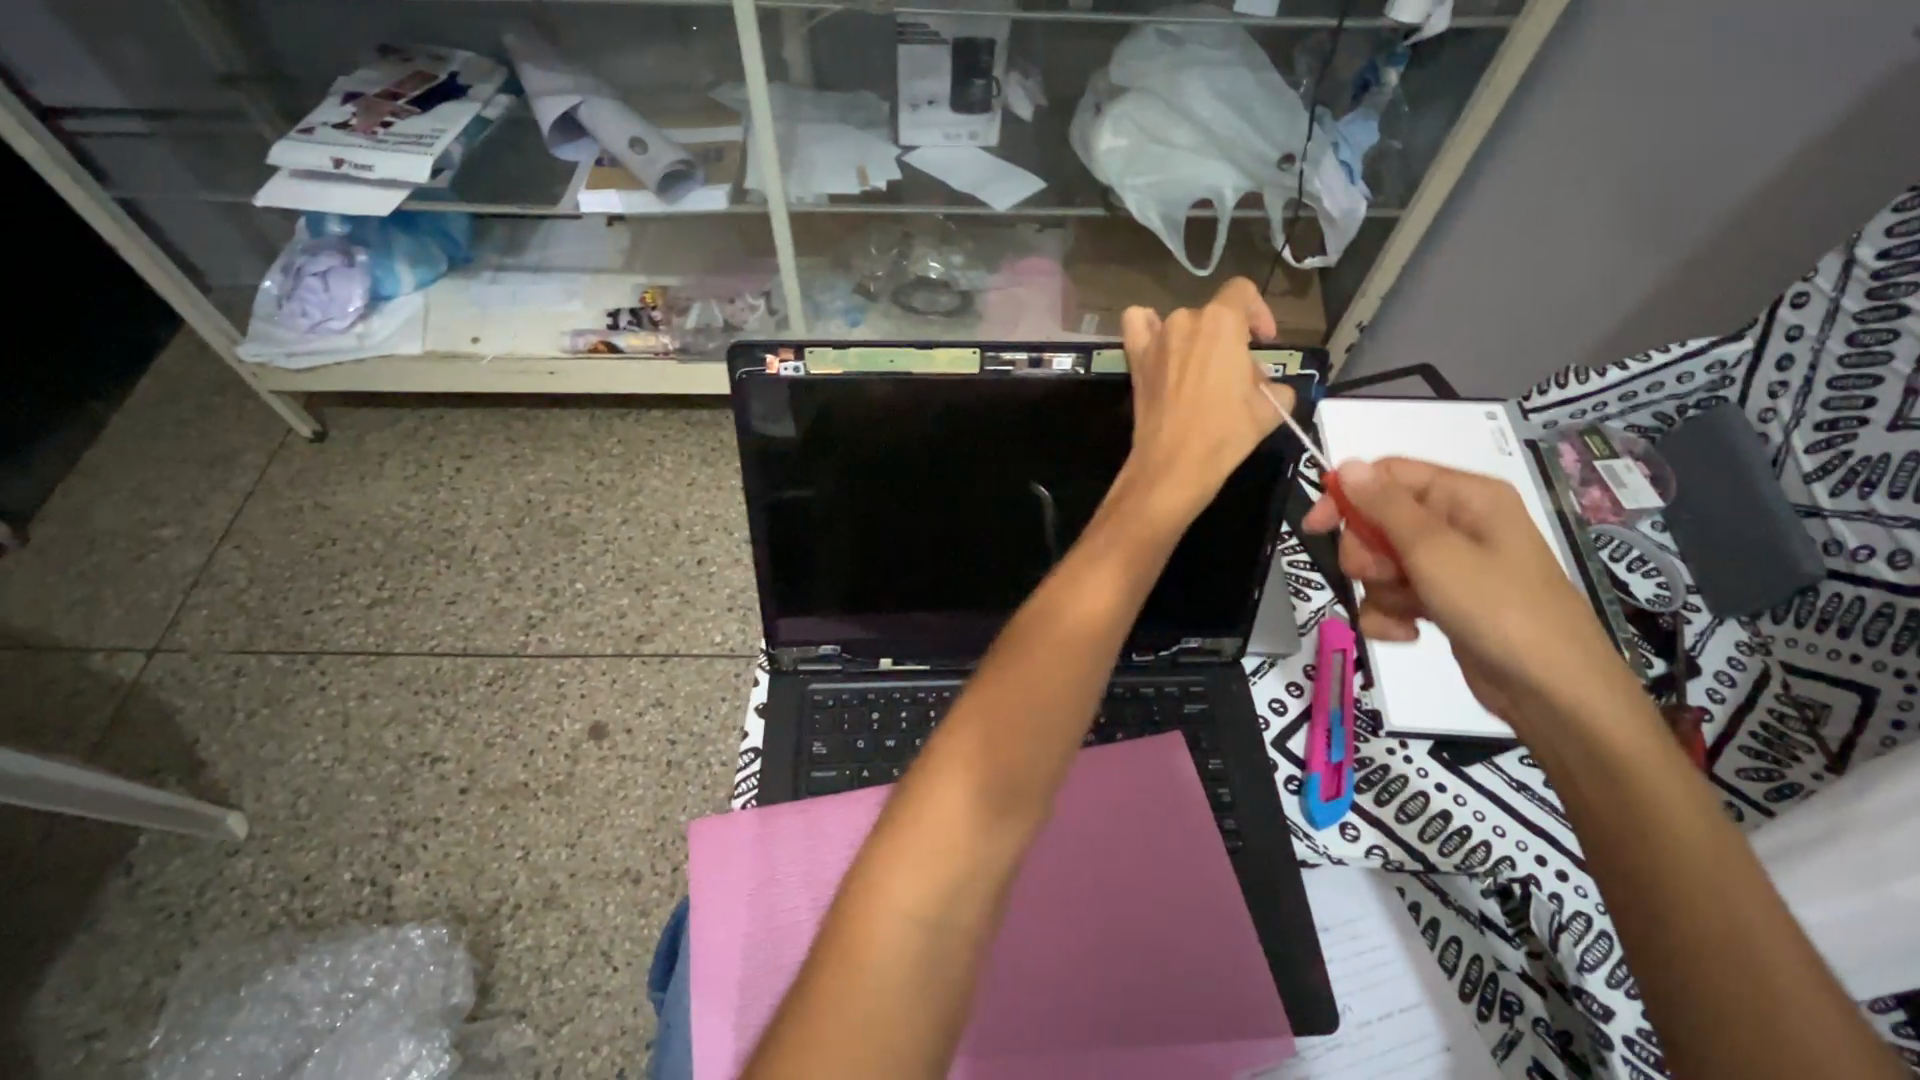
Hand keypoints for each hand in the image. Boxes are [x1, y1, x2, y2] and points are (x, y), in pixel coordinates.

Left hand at [1118, 278, 1294, 526]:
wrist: (1176, 462)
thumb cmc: (1226, 432)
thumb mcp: (1270, 406)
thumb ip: (1274, 383)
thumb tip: (1262, 383)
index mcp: (1222, 321)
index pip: (1243, 293)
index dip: (1259, 313)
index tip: (1265, 342)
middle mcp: (1186, 319)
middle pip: (1214, 317)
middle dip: (1230, 342)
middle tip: (1238, 377)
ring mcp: (1156, 337)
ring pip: (1182, 325)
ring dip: (1196, 343)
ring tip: (1204, 375)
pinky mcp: (1135, 358)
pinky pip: (1137, 324)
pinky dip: (1149, 327)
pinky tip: (1161, 345)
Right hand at [1301, 458, 1637, 727]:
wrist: (1551, 689)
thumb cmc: (1497, 607)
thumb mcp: (1434, 552)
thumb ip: (1384, 507)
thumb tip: (1346, 465)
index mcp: (1464, 496)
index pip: (1388, 475)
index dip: (1347, 496)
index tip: (1315, 528)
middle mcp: (1457, 523)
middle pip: (1377, 522)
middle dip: (1367, 555)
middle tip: (1384, 576)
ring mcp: (1450, 566)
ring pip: (1380, 564)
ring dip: (1379, 591)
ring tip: (1408, 613)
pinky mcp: (1442, 602)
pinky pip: (1393, 597)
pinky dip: (1390, 616)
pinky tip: (1407, 634)